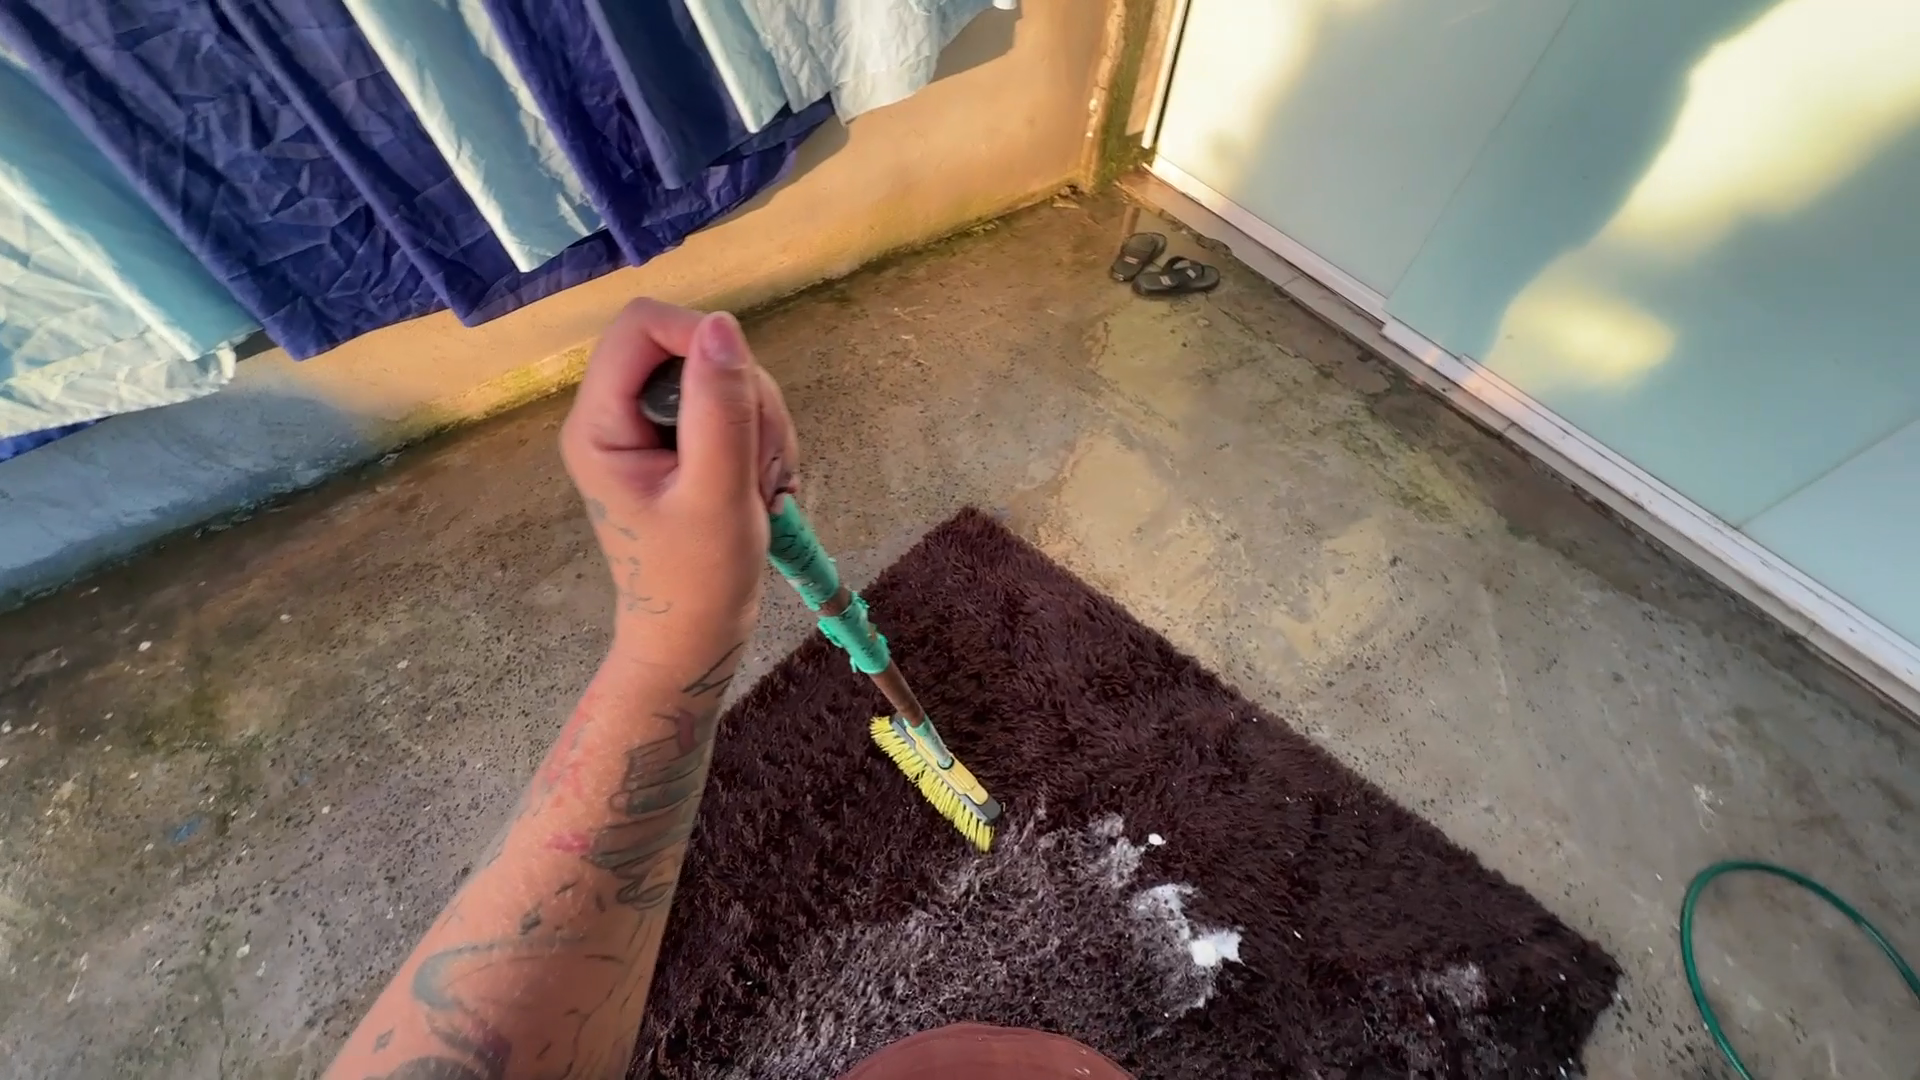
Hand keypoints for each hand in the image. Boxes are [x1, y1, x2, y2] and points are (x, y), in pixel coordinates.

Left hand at [560, 300, 798, 662]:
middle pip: (694, 352)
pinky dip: (763, 444)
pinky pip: (738, 414)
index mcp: (602, 423)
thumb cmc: (699, 579)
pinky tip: (762, 488)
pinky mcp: (686, 449)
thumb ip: (720, 410)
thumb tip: (723, 325)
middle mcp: (622, 417)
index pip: (643, 326)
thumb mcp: (716, 494)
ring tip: (760, 487)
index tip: (747, 389)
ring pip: (726, 382)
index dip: (701, 337)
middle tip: (756, 465)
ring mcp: (656, 434)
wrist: (698, 633)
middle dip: (744, 399)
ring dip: (762, 428)